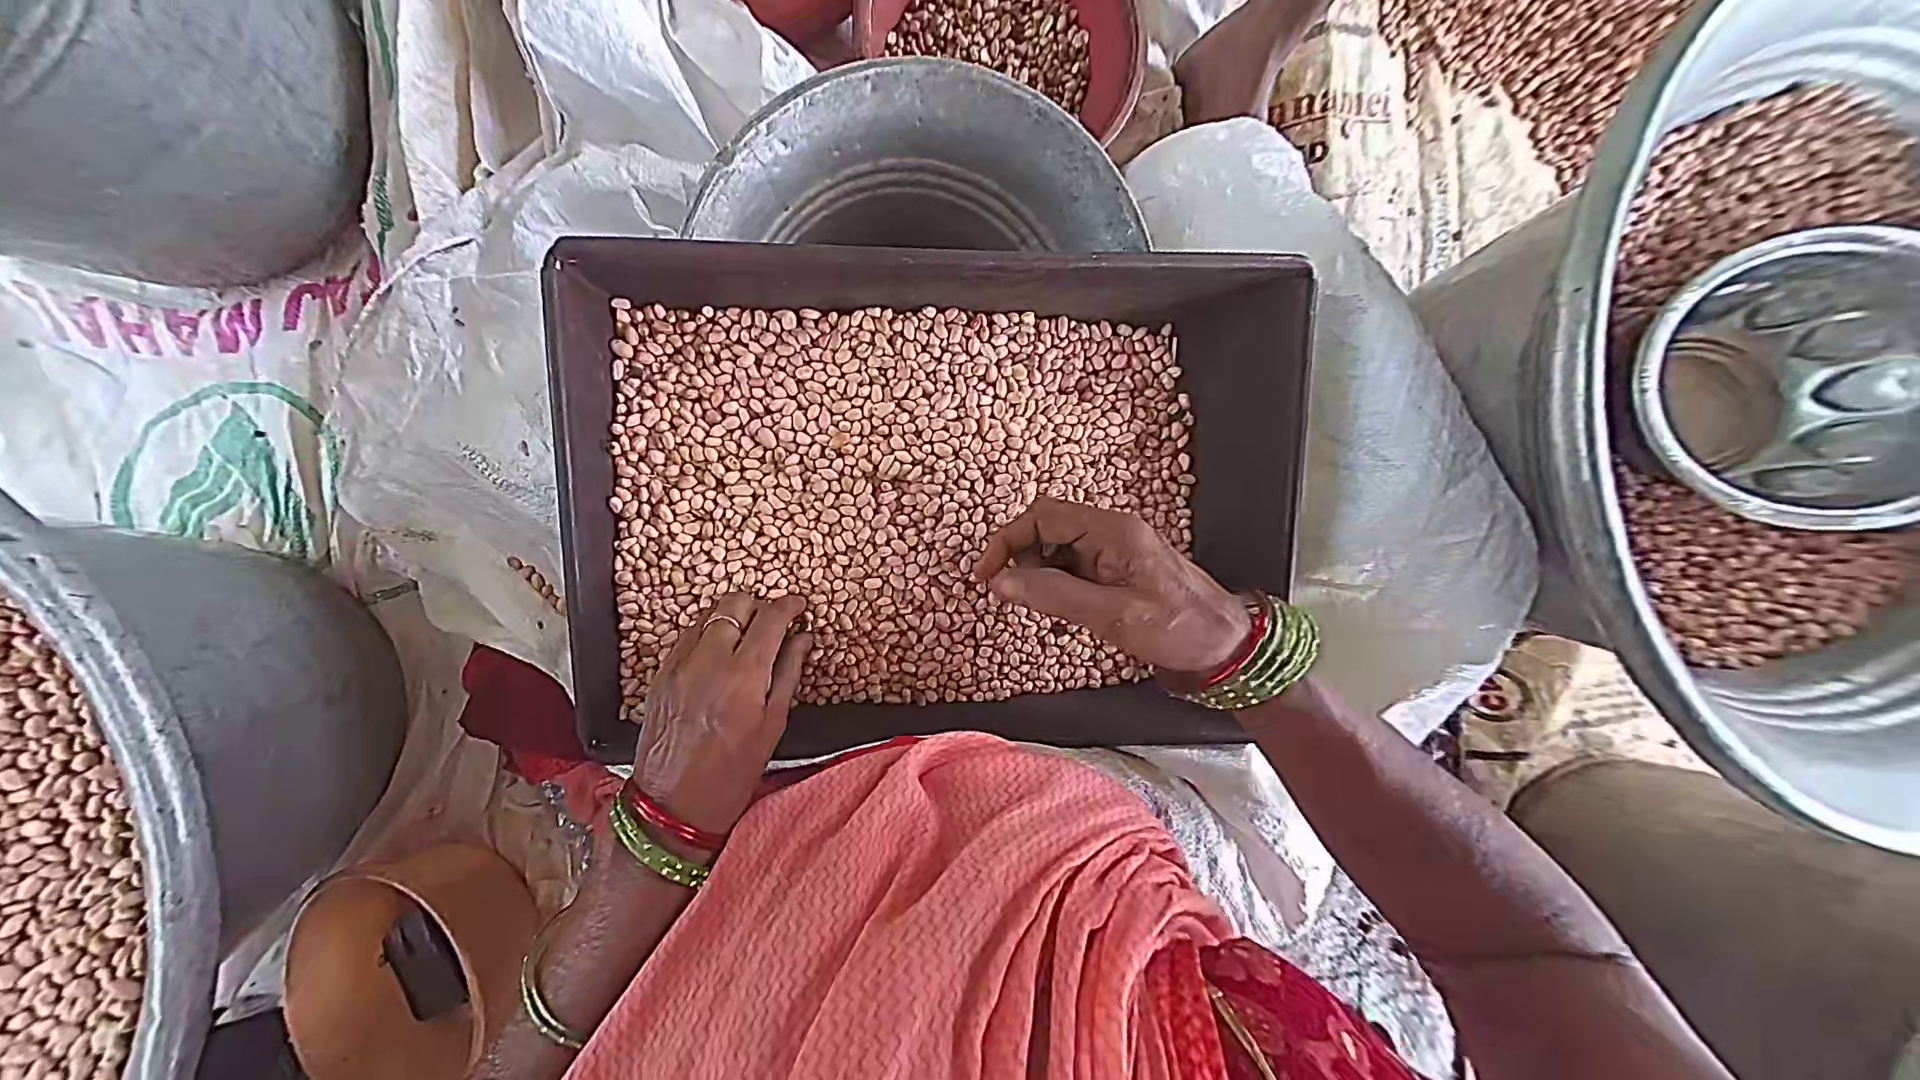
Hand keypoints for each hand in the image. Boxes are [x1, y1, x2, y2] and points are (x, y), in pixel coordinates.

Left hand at [631, 593, 812, 846]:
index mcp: (743, 675)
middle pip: (736, 603)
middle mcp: (708, 661)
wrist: (673, 803)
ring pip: (709, 613)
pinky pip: (687, 634)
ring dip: (733, 615)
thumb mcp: (773, 723)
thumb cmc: (731, 771)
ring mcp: (679, 664)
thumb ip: (788, 672)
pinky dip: (708, 631)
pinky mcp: (661, 672)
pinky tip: (720, 651)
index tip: (799, 606)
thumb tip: (803, 638)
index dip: (790, 605)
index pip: (770, 617)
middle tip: (774, 621)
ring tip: (748, 635)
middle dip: (760, 604)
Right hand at [972, 497, 1250, 675]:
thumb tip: (1002, 582)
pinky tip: (1064, 611)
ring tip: (1047, 610)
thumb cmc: (1183, 628)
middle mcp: (1110, 532)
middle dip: (1021, 559)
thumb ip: (1054, 595)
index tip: (986, 573)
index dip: (1006, 541)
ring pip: (1055, 549)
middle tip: (1014, 595)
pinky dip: (1056, 586)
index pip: (1041, 516)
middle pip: (1044, 528)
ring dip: (1038, 575)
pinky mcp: (1114, 568)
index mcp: (1113, 531)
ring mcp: (1112, 549)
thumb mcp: (1114, 615)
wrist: (1226, 644)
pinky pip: (1071, 567)